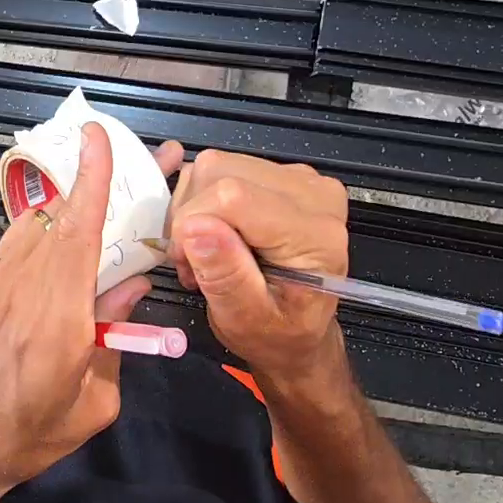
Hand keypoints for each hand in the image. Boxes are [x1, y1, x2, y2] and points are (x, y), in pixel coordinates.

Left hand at [0, 123, 150, 488]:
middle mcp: (26, 284)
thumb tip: (130, 286)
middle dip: (101, 178)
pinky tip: (72, 221)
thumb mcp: (96, 397)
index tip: (100, 140)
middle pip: (64, 214)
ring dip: (77, 196)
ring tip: (111, 185)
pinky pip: (24, 233)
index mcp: (59, 316)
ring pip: (43, 218)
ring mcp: (1, 277)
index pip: (79, 233)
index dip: (92, 181)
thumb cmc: (36, 427)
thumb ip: (117, 335)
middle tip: (141, 155)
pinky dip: (51, 218)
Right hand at [164, 149, 348, 373]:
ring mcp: (298, 178)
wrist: (299, 334)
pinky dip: (202, 200)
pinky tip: (213, 232)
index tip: (188, 263)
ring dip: (193, 208)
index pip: (232, 195)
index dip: (192, 223)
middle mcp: (313, 195)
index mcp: (315, 234)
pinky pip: (219, 168)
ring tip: (205, 252)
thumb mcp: (245, 319)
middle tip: (195, 263)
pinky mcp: (279, 173)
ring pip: (213, 167)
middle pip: (219, 174)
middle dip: (190, 216)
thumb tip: (193, 227)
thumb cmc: (276, 333)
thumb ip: (225, 275)